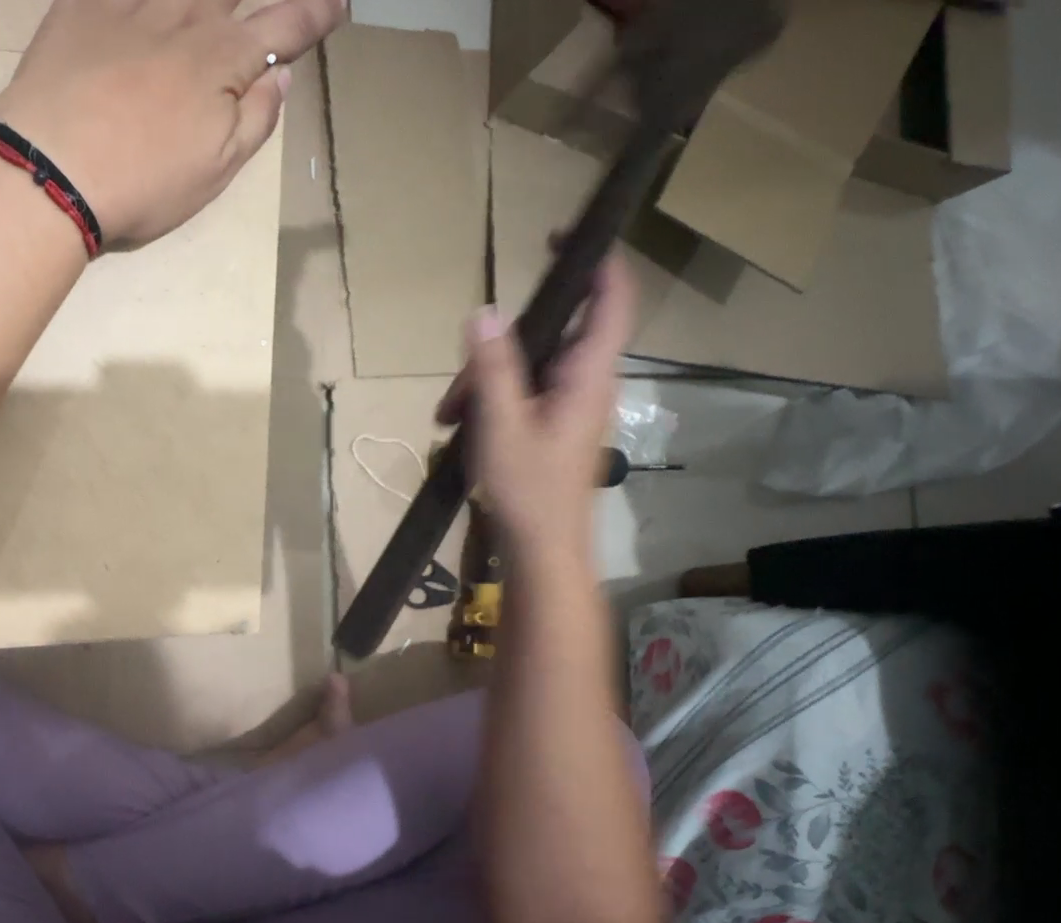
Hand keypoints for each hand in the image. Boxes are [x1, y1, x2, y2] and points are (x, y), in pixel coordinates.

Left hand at [0, 0, 346, 248]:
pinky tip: (140, 1)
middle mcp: (186, 19)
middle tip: (279, 1)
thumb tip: (279, 80)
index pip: (286, 26)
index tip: (337, 6)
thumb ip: (254, 121)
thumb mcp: (214, 171)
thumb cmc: (140, 184)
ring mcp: (131, 6)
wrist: (49, 170)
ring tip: (211, 1)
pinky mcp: (82, 8)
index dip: (316, 15)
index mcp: (224, 62)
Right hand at [436, 256, 636, 558]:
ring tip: (449, 416)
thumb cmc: (529, 487)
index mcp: (588, 374)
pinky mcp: (552, 421)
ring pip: (527, 364)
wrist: (542, 546)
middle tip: (458, 383)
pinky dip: (489, 399)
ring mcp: (569, 402)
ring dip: (483, 380)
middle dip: (498, 346)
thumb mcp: (502, 424)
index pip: (611, 301)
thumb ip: (493, 367)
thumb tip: (484, 313)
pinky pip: (521, 390)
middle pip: (551, 334)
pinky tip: (457, 425)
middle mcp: (586, 381)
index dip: (598, 262)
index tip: (561, 237)